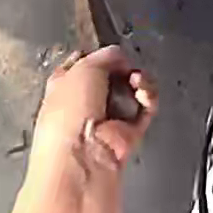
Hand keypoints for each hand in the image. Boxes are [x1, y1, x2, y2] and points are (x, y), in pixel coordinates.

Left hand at [30, 46, 157, 176]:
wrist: (81, 162)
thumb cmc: (70, 112)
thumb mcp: (83, 67)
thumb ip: (106, 54)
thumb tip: (121, 58)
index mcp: (64, 86)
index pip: (83, 62)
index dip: (97, 53)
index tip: (110, 50)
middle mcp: (84, 103)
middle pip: (113, 73)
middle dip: (124, 65)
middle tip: (126, 66)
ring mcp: (108, 120)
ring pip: (132, 89)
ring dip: (139, 79)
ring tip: (136, 81)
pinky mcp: (129, 134)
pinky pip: (145, 108)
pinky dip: (148, 98)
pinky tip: (143, 94)